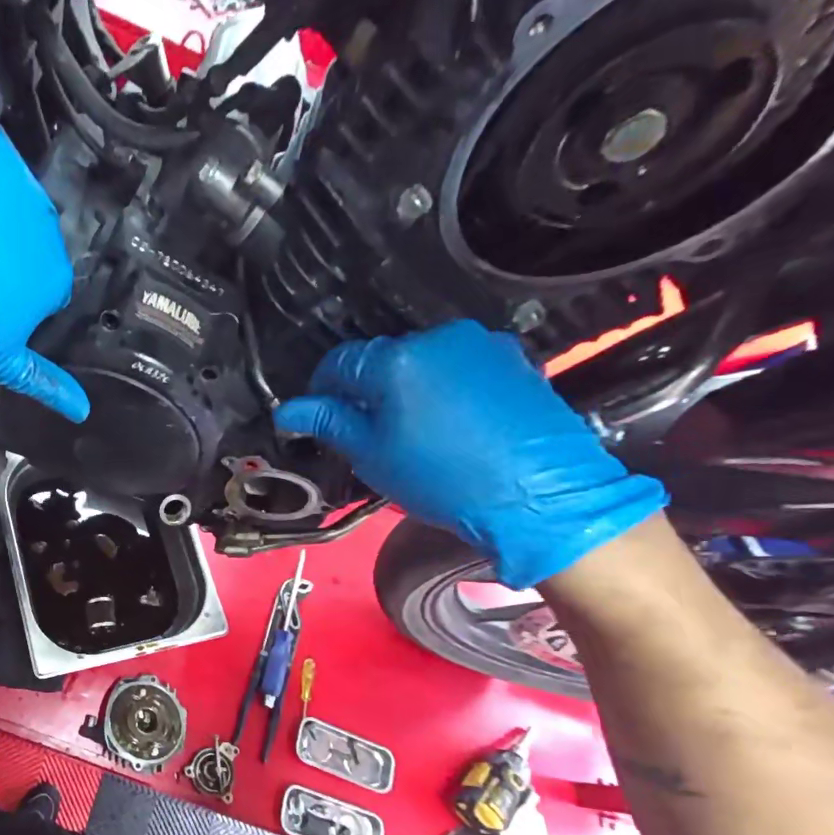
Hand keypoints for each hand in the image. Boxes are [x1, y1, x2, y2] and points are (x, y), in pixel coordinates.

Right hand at [275, 320, 667, 586]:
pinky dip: (448, 390)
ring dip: (411, 390)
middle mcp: (439, 337)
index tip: (322, 418)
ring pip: (425, 364)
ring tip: (420, 435)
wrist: (542, 496)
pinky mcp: (515, 360)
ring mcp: (482, 345)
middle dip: (370, 392)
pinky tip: (457, 427)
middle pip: (384, 360)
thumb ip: (330, 424)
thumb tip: (291, 410)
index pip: (339, 362)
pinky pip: (462, 369)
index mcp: (397, 359)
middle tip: (373, 436)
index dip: (323, 391)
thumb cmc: (446, 480)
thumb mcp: (375, 458)